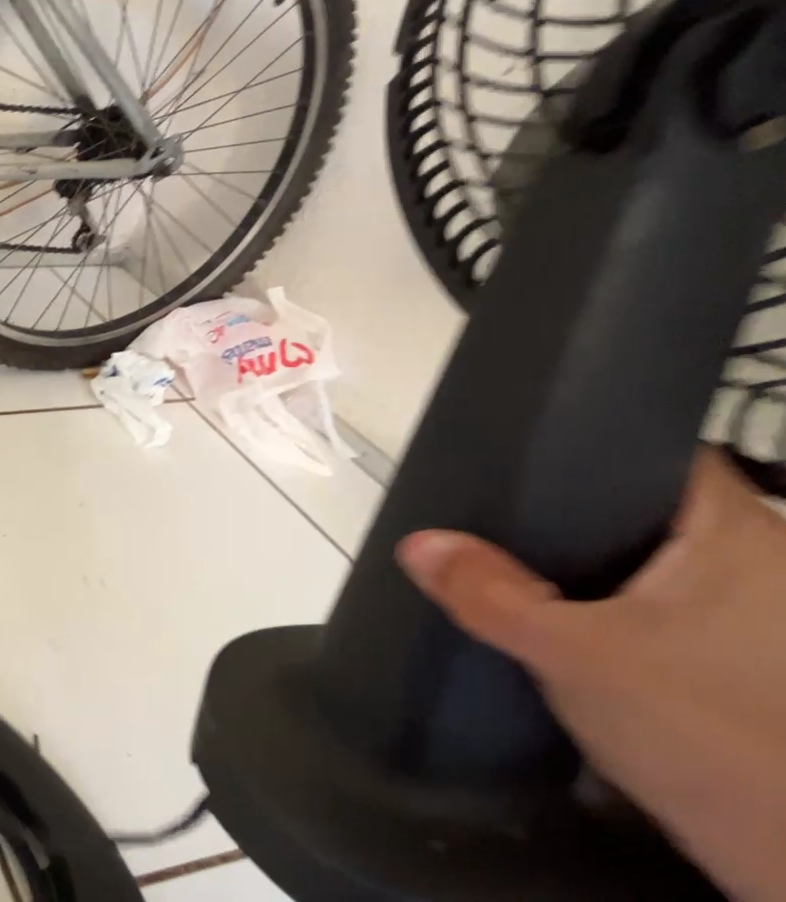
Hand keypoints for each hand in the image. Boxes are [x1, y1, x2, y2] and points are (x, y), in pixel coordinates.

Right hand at [397, 449, 785, 901]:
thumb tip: (420, 545)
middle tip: (494, 515)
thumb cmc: (707, 729)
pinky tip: (558, 624)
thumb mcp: (574, 655)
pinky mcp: (746, 670)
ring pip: (655, 567)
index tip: (523, 453)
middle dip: (571, 513)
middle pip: (652, 511)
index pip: (666, 455)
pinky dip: (611, 610)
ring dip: (590, 568)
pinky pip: (664, 612)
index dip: (594, 442)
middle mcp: (766, 566)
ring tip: (512, 564)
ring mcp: (761, 623)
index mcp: (738, 538)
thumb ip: (490, 594)